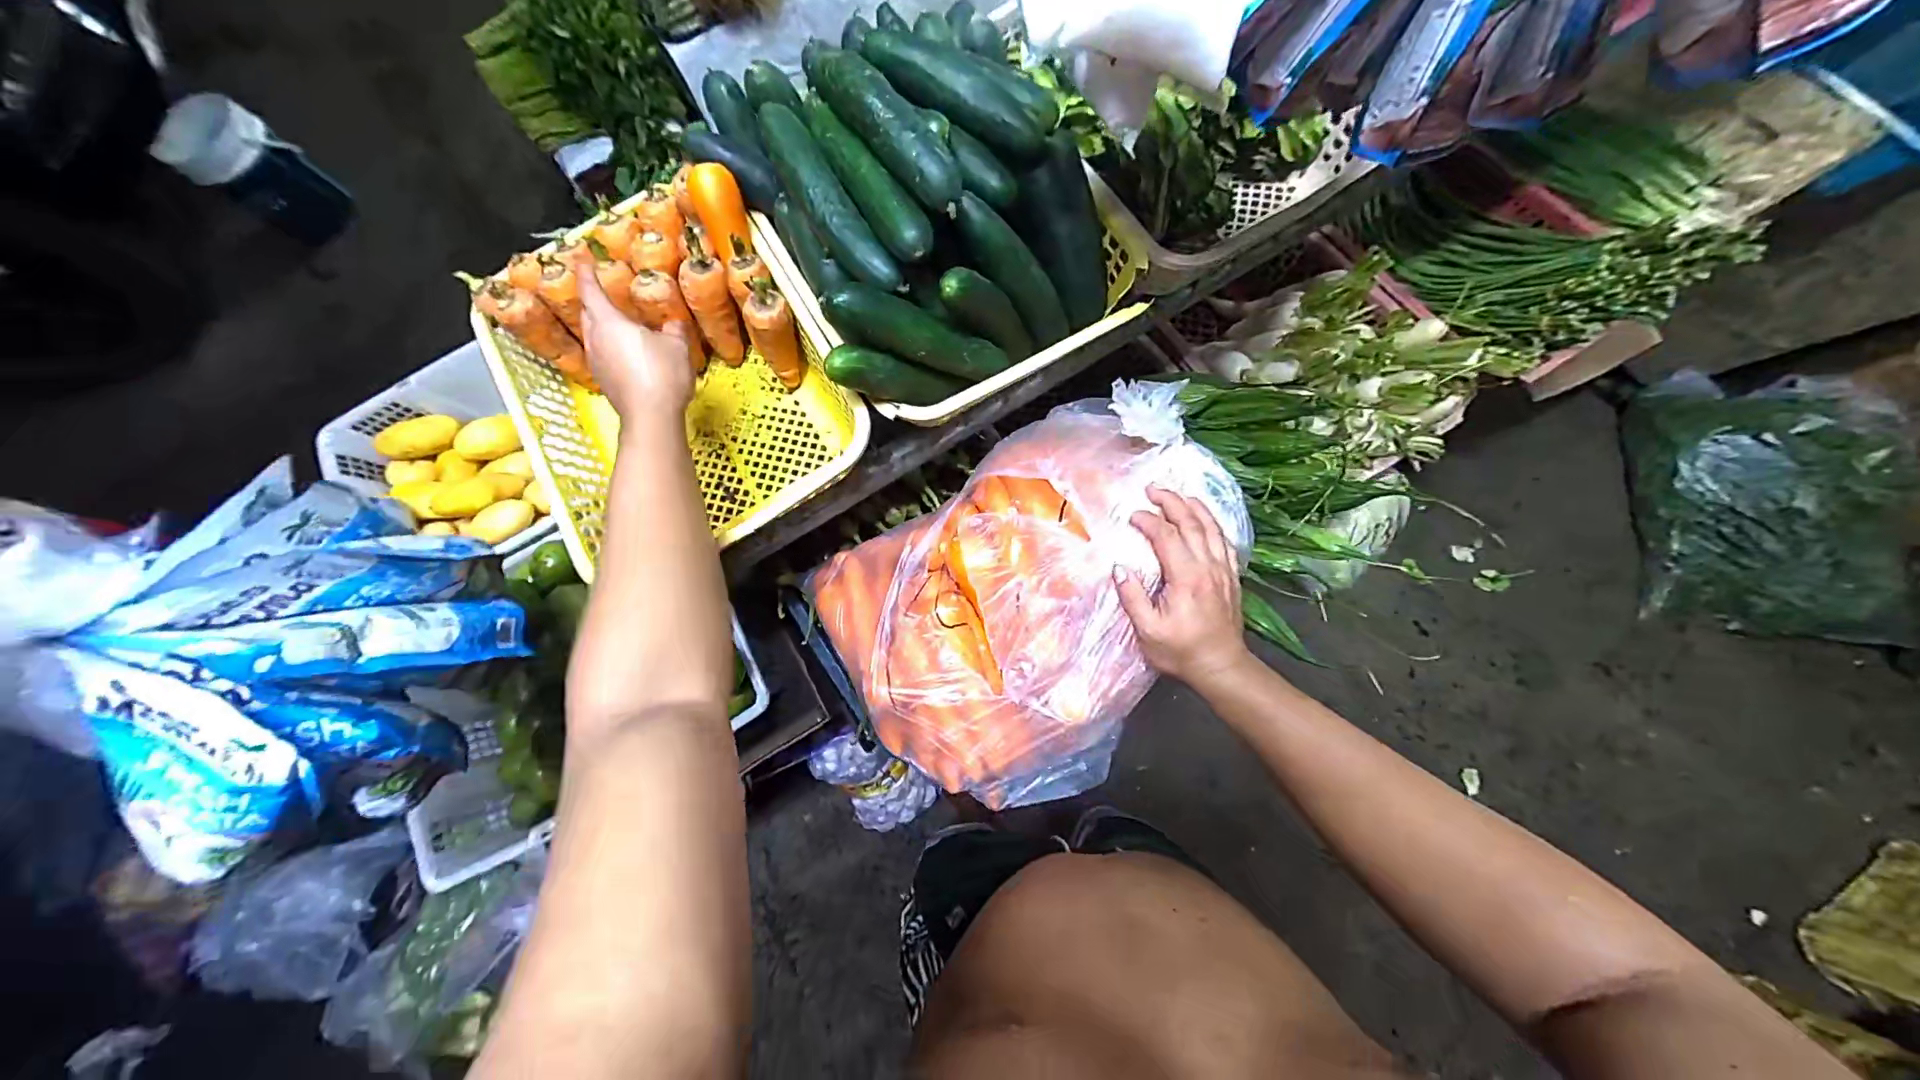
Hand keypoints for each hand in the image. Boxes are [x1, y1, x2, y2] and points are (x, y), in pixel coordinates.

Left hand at [572, 251, 691, 418]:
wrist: (651, 417)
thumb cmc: (661, 374)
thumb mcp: (677, 346)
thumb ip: (673, 329)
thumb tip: (674, 322)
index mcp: (608, 322)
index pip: (591, 290)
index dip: (586, 273)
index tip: (582, 259)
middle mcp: (595, 339)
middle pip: (587, 313)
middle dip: (593, 301)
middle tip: (604, 293)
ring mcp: (597, 362)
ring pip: (593, 335)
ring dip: (601, 326)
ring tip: (617, 323)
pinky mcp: (605, 381)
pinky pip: (602, 355)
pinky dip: (610, 347)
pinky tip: (626, 352)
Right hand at [1115, 487, 1253, 686]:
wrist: (1221, 667)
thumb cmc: (1181, 652)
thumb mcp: (1148, 631)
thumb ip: (1132, 597)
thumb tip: (1119, 568)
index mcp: (1186, 577)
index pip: (1166, 536)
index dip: (1148, 521)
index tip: (1132, 517)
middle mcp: (1208, 567)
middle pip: (1191, 523)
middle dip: (1171, 502)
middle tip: (1153, 489)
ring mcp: (1223, 571)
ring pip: (1211, 528)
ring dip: (1194, 507)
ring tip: (1178, 494)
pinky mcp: (1231, 577)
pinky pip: (1225, 541)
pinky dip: (1213, 524)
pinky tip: (1205, 520)